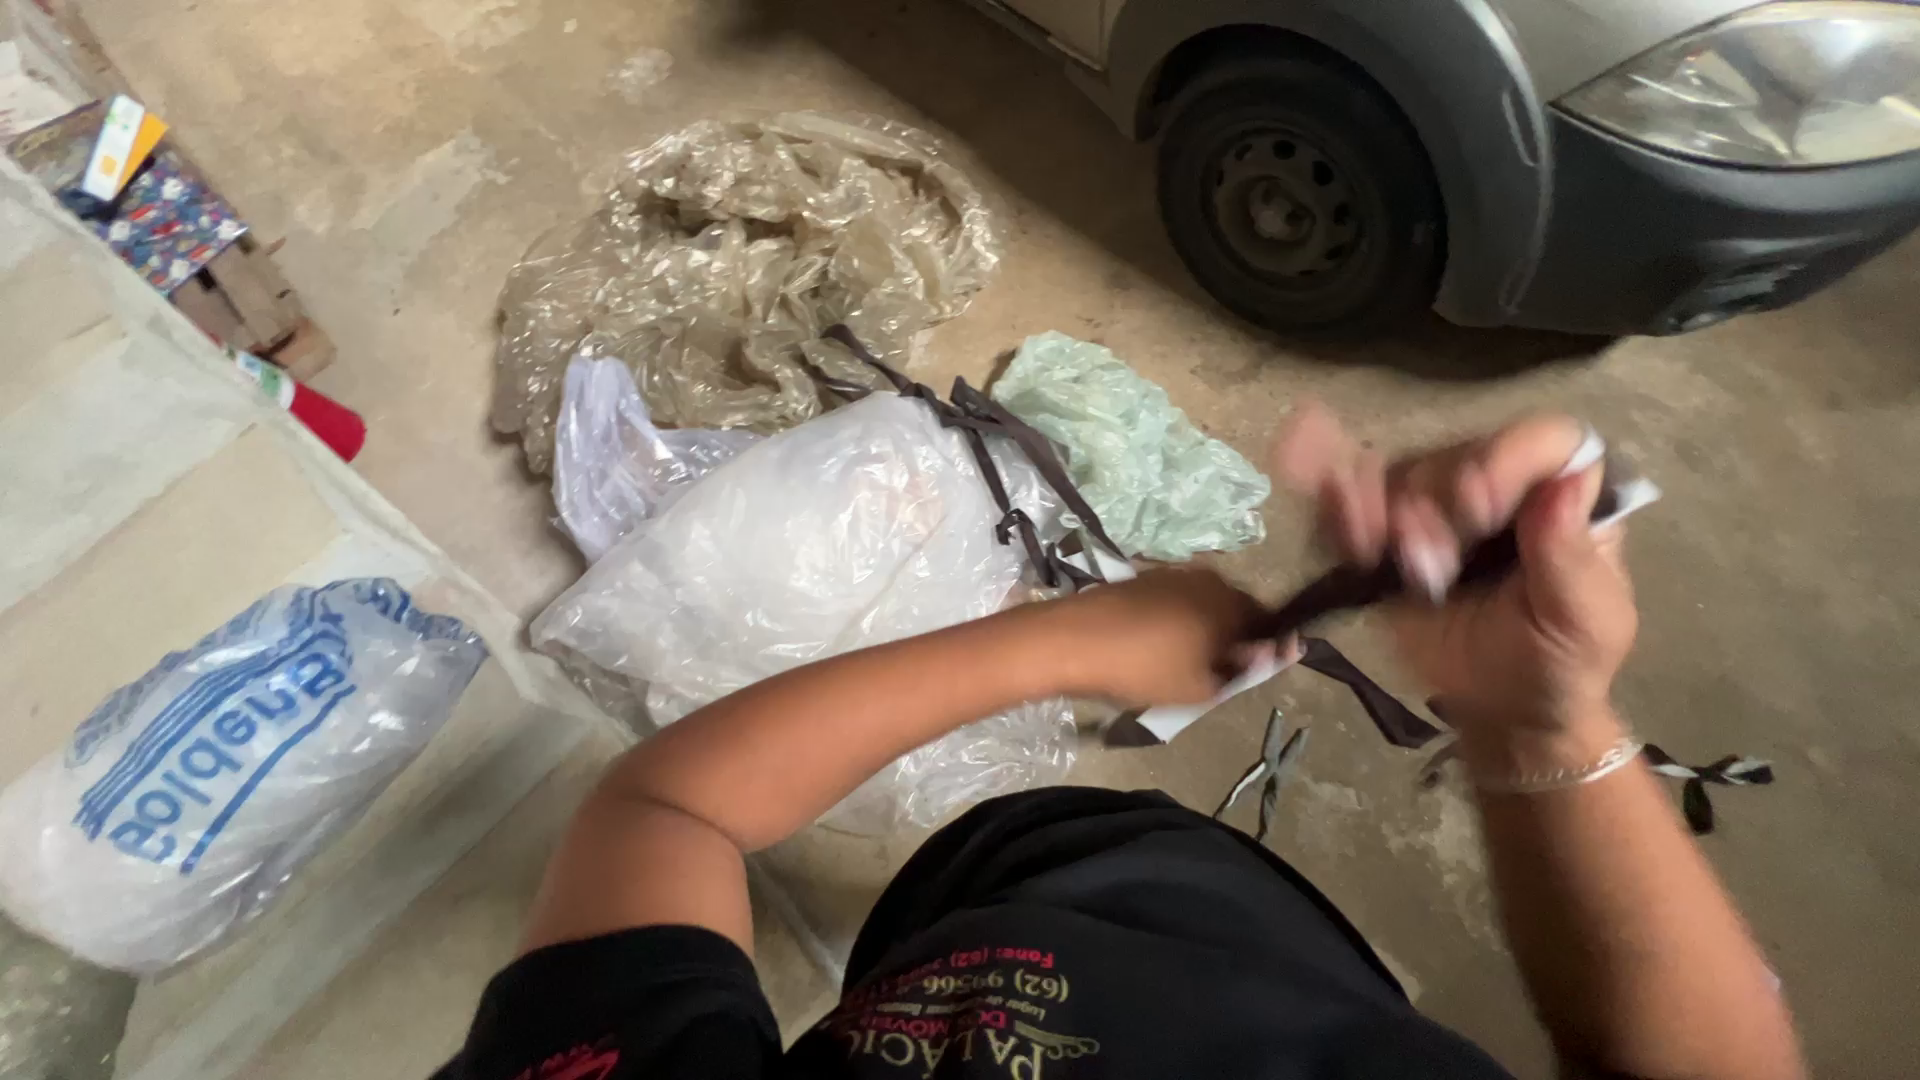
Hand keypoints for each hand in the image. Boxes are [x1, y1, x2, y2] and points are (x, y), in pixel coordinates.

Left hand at [1044, 566, 1266, 707]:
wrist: (1070, 640)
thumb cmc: (1142, 667)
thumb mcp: (1199, 687)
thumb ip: (1240, 671)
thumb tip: (1267, 655)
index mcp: (1228, 601)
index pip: (1267, 621)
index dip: (1262, 648)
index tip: (1247, 671)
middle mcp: (1205, 578)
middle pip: (1233, 609)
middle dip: (1231, 636)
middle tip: (1213, 671)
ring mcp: (1170, 574)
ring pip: (1201, 604)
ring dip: (1200, 628)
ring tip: (1179, 662)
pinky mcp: (1140, 578)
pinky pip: (1172, 600)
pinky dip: (1173, 620)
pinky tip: (1151, 645)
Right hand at [1274, 403, 1637, 738]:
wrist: (1496, 706)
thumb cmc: (1555, 664)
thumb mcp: (1584, 618)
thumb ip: (1571, 555)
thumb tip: (1565, 482)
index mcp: (1558, 503)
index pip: (1541, 442)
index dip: (1504, 459)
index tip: (1475, 508)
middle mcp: (1495, 492)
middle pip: (1454, 457)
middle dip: (1430, 505)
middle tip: (1427, 564)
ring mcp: (1433, 511)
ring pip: (1397, 476)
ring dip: (1372, 504)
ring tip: (1365, 546)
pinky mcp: (1384, 536)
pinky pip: (1352, 500)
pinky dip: (1329, 491)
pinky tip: (1300, 471)